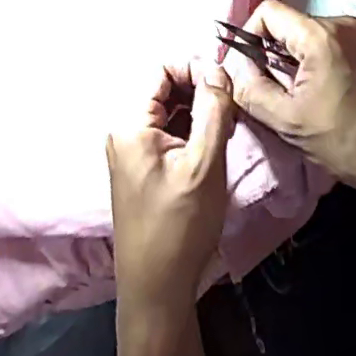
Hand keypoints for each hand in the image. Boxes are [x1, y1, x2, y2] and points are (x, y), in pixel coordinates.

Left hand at [106, 61, 237, 310]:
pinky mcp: (145, 165)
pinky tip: (215, 141)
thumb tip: (219, 67)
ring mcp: (133, 149)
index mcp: (130, 125)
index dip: (195, 66)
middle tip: (231, 107)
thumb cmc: (180, 226)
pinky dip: (194, 126)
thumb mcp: (205, 163)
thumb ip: (213, 108)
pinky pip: (170, 128)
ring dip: (201, 108)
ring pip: (170, 107)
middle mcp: (124, 131)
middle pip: (165, 86)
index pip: (160, 69)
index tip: (226, 82)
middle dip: (200, 88)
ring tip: (228, 125)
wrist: (157, 289)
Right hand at [223, 0, 355, 211]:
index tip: (247, 73)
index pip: (268, 12)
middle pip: (289, 26)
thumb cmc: (351, 143)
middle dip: (272, 57)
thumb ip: (252, 90)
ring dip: (295, 64)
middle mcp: (342, 22)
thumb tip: (233, 68)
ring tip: (301, 102)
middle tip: (273, 97)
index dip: (248, 38)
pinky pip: (330, 45)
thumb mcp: (290, 123)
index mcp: (320, 35)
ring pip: (308, 37)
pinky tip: (324, 98)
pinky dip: (317, 65)